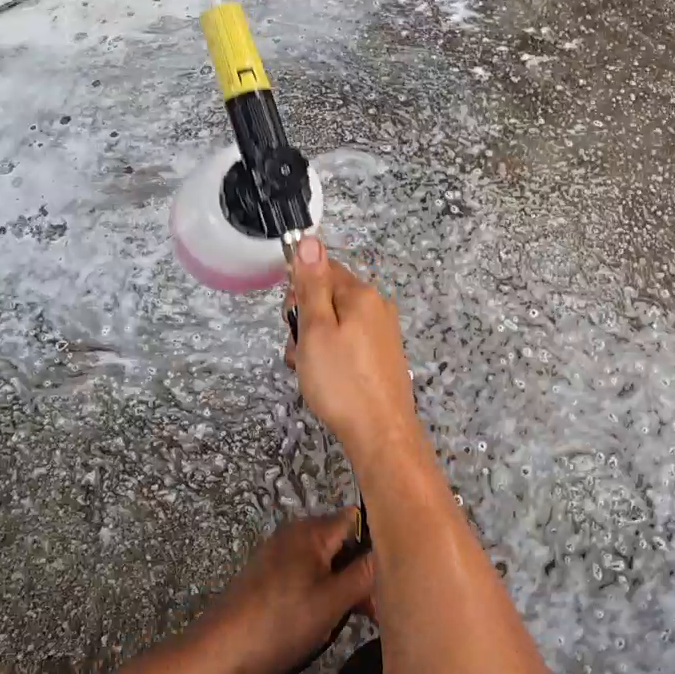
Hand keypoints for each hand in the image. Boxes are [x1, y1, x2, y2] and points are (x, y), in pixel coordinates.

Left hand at [152, 511, 373, 673]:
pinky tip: (321, 619)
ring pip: (324, 561)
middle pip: (342, 542)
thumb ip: (364, 574)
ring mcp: (278, 553)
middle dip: (360, 572)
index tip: (391, 572)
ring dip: (342, 586)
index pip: (357, 519)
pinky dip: (319, 592)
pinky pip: (305, 574)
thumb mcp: (331, 602)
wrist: (219, 653)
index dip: (378, 542)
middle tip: (373, 608)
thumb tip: (389, 552)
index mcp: (312, 529)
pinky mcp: (267, 575)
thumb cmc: (280, 622)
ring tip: (353, 616)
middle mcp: (295, 532)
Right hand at [284, 239, 422, 465]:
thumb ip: (311, 285)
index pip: (322, 269)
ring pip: (334, 324)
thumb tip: (309, 240)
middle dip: (305, 321)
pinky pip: (347, 343)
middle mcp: (376, 307)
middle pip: (327, 298)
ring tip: (312, 372)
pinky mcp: (382, 356)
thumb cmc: (342, 382)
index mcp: (361, 294)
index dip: (299, 291)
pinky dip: (331, 357)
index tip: (293, 319)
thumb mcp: (316, 330)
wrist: (380, 433)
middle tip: (302, 351)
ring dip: (315, 344)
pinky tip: (327, 381)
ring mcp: (382, 332)